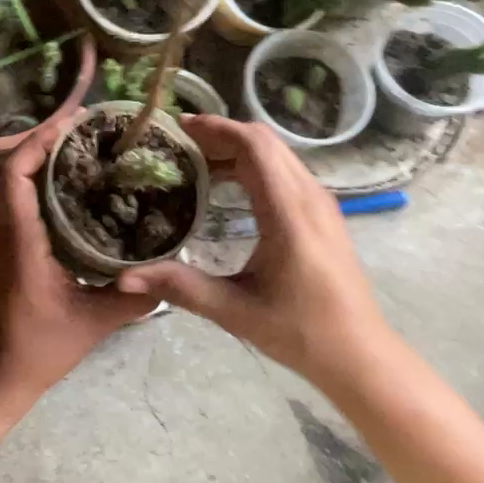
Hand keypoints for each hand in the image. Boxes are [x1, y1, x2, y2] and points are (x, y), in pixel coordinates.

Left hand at [0, 107, 158, 401]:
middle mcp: (4, 227)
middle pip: (16, 166)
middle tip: (95, 132)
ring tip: (92, 151)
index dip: (39, 139)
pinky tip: (81, 190)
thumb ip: (133, 295)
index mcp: (18, 236)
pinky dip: (45, 184)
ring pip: (17, 182)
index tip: (76, 123)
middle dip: (50, 141)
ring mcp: (2, 236)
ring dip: (47, 161)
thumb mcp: (93, 322)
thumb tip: (172, 269)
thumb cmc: (37, 347)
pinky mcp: (7, 246)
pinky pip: (22, 200)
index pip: (14, 170)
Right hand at [117, 115, 389, 378]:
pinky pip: (285, 169)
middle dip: (220, 134)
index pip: (254, 147)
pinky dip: (252, 164)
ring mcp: (320, 202)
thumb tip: (124, 278)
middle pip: (264, 141)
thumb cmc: (301, 332)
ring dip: (236, 148)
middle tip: (178, 145)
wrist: (360, 354)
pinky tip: (225, 186)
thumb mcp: (235, 311)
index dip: (216, 129)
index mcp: (289, 214)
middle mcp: (309, 197)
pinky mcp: (322, 212)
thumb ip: (181, 288)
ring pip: (276, 153)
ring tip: (195, 163)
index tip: (178, 128)